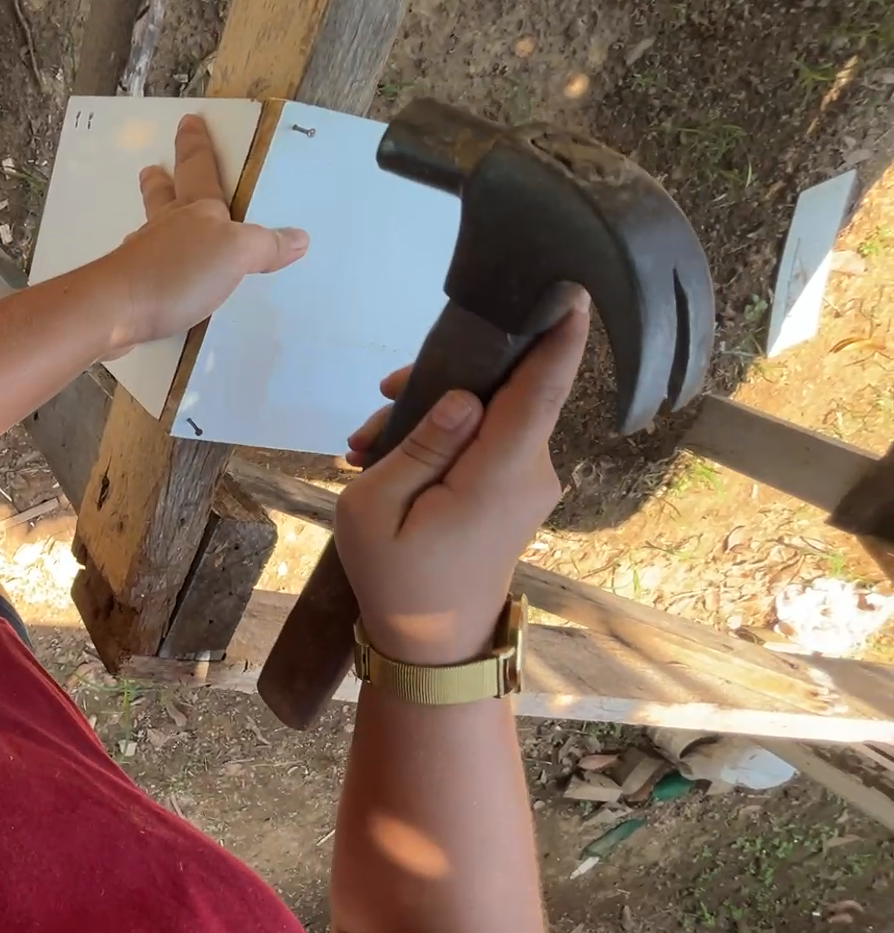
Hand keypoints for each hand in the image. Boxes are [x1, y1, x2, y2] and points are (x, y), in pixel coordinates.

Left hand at [95, 114, 309, 352]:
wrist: (113, 311)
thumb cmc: (176, 273)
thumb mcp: (235, 254)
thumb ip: (265, 245)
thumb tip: (298, 238)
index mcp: (195, 212)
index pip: (199, 169)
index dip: (197, 145)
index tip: (189, 121)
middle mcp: (163, 230)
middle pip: (162, 198)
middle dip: (161, 181)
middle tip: (151, 168)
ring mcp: (139, 260)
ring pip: (148, 233)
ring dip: (152, 224)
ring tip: (149, 223)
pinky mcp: (126, 291)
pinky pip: (142, 273)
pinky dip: (148, 268)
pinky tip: (149, 277)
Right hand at [334, 296, 591, 665]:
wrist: (431, 643)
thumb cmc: (393, 576)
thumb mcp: (372, 508)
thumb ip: (418, 447)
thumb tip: (461, 398)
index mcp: (497, 475)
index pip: (538, 391)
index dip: (554, 338)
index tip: (569, 288)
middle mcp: (531, 472)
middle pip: (498, 398)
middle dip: (433, 390)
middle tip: (366, 422)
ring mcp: (528, 485)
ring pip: (484, 421)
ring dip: (426, 424)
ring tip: (362, 453)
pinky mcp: (516, 496)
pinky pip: (484, 447)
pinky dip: (440, 445)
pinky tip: (389, 466)